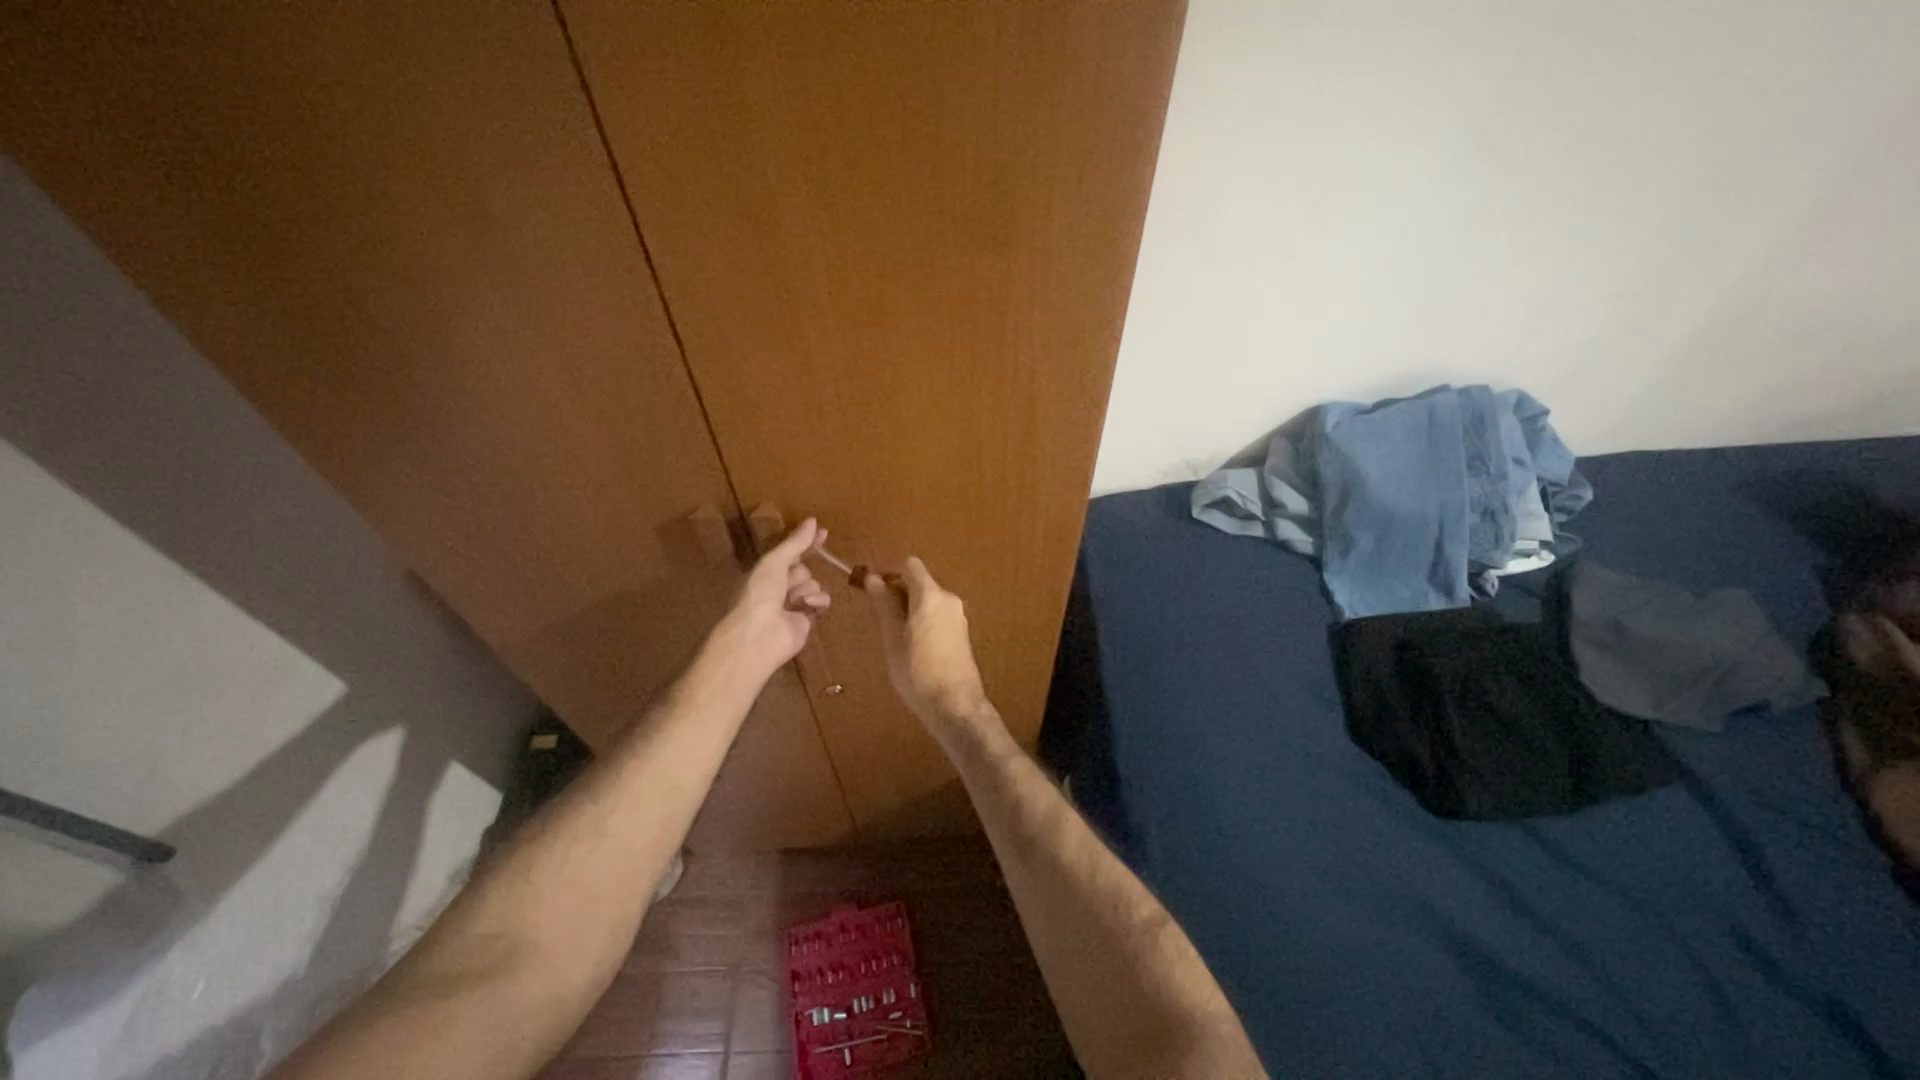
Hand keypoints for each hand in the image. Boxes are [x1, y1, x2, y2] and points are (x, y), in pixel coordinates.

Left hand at [708, 518, 830, 681]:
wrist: (759, 634)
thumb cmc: (760, 593)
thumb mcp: (775, 561)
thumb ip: (795, 543)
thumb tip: (813, 521)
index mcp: (765, 573)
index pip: (789, 553)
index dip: (805, 543)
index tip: (823, 532)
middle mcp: (777, 588)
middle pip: (802, 570)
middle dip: (800, 573)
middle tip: (791, 581)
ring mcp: (792, 605)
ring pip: (813, 585)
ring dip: (807, 588)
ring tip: (796, 599)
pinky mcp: (806, 620)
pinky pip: (820, 602)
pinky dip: (817, 602)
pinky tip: (807, 606)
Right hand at [863, 557, 989, 725]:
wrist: (954, 705)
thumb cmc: (916, 672)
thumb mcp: (892, 638)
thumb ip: (884, 605)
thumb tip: (872, 577)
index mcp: (931, 595)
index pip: (910, 566)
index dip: (890, 573)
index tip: (874, 593)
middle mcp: (949, 599)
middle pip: (920, 582)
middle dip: (898, 593)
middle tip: (879, 619)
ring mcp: (958, 616)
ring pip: (929, 600)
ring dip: (910, 609)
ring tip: (894, 636)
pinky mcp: (962, 632)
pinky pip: (938, 615)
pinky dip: (923, 620)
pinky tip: (913, 646)